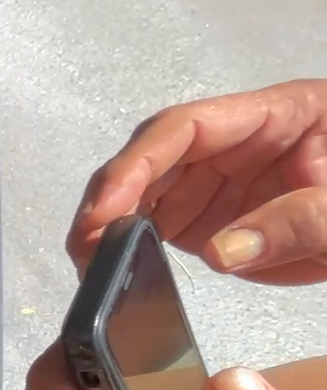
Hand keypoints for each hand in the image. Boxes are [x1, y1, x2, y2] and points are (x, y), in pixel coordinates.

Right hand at [68, 79, 326, 284]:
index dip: (133, 166)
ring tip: (94, 267)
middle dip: (106, 205)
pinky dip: (118, 254)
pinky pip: (144, 232)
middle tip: (87, 251)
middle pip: (145, 164)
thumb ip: (303, 221)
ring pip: (134, 200)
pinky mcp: (198, 222)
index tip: (103, 213)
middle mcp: (234, 147)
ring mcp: (211, 186)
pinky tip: (110, 272)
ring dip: (104, 233)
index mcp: (282, 117)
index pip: (184, 127)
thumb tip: (221, 252)